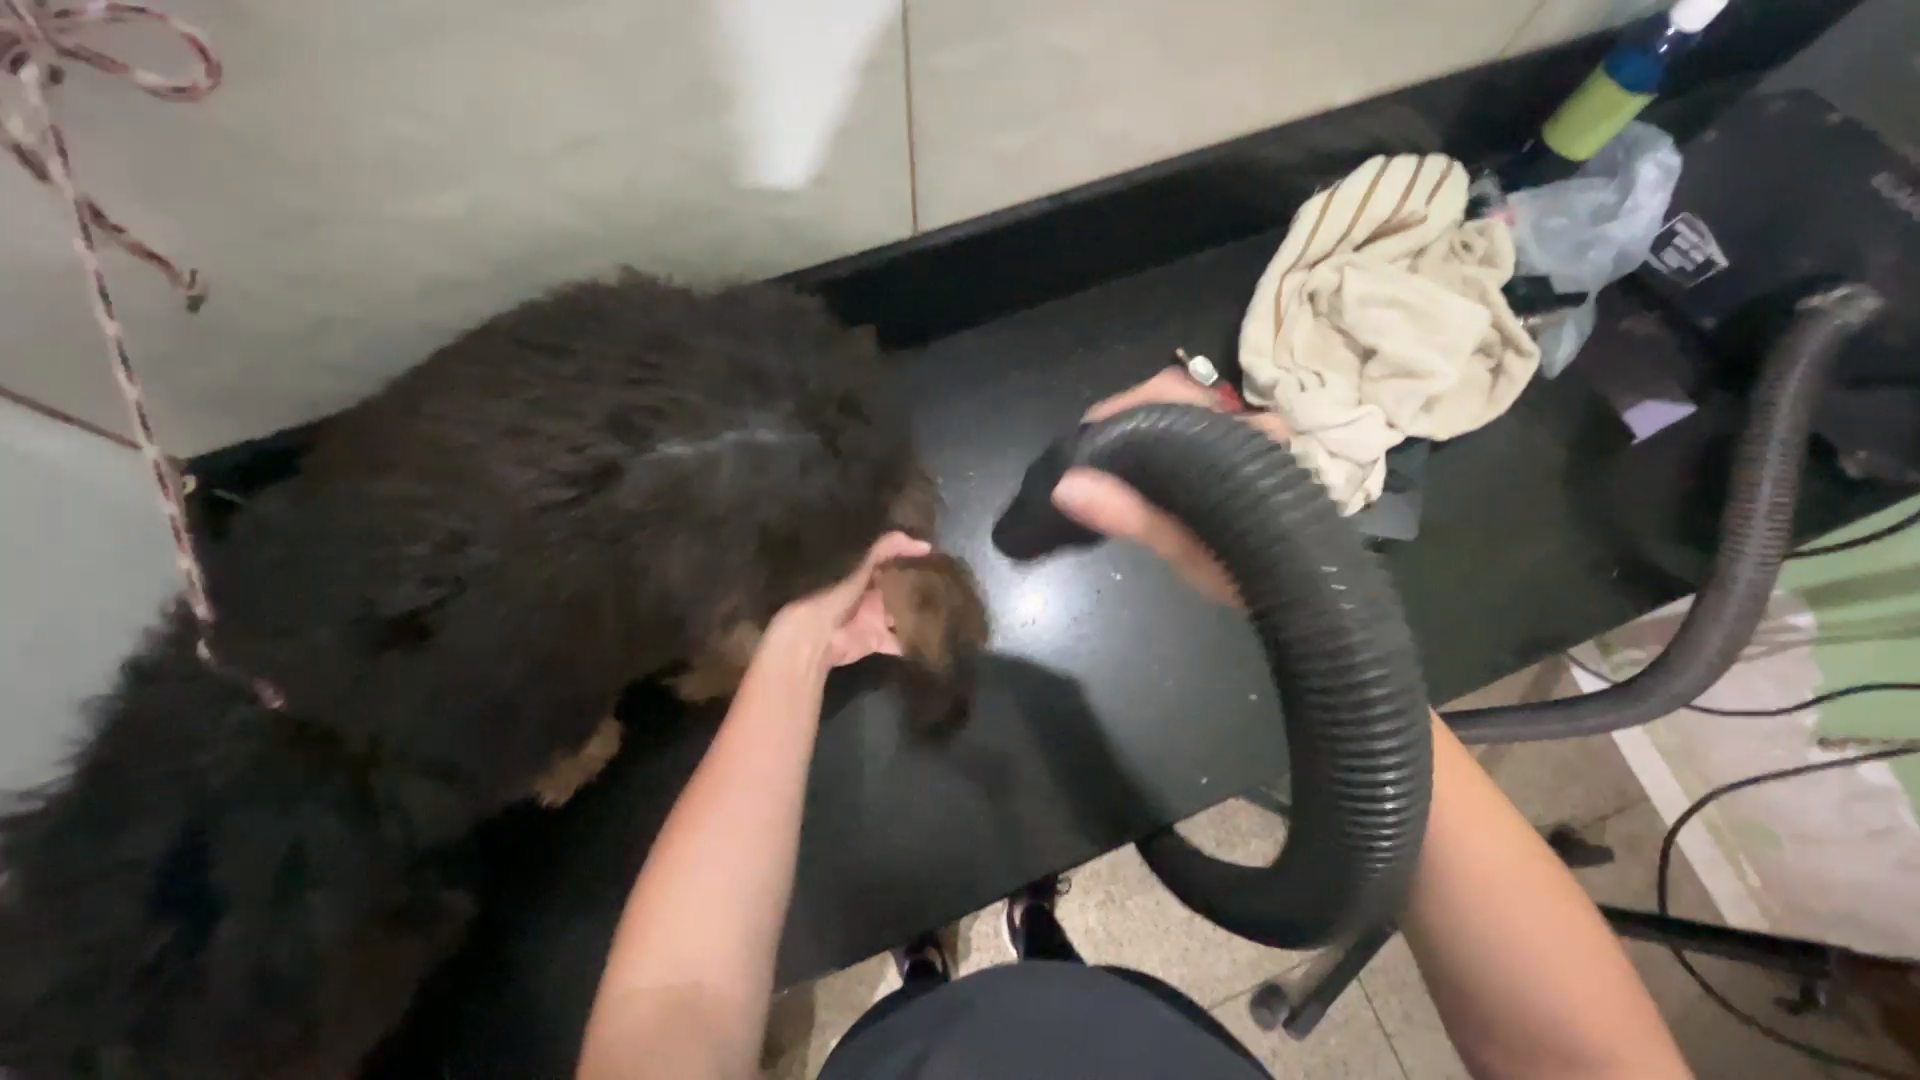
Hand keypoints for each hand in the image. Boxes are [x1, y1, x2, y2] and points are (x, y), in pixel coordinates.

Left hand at [763, 532, 931, 673]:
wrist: (819, 633)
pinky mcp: (877, 641)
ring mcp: (874, 619)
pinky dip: (912, 643)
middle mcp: (872, 596)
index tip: (937, 560)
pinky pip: (899, 642)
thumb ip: (889, 549)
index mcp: (866, 574)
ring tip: (947, 613)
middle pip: (900, 591)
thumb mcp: (864, 565)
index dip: (912, 561)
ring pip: (902, 617)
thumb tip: (925, 544)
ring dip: (919, 616)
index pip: (893, 564)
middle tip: (948, 588)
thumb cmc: (839, 594)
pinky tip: (933, 639)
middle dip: (919, 590)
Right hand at [1049, 369, 1292, 607]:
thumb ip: (1131, 517)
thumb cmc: (1249, 572)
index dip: (1116, 412)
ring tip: (1101, 466)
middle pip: (1167, 397)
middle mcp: (1243, 420)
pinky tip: (1135, 471)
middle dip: (1123, 422)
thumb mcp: (1186, 549)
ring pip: (1177, 413)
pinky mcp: (1241, 450)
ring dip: (1138, 434)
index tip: (1080, 444)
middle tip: (1085, 460)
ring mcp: (1244, 432)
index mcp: (1233, 433)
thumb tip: (1066, 488)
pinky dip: (1157, 446)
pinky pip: (1190, 432)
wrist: (1302, 597)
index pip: (1163, 393)